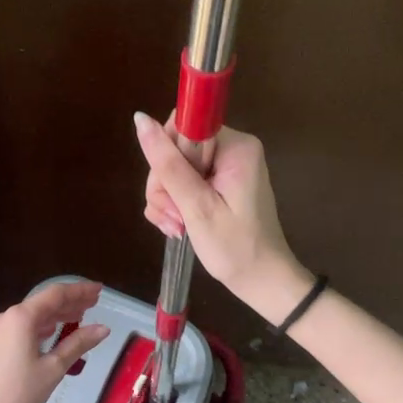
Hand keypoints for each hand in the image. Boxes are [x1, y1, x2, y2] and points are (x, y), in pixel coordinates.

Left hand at [0, 281, 109, 402]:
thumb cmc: (19, 393)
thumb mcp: (53, 368)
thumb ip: (78, 344)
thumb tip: (103, 328)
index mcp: (22, 317)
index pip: (55, 294)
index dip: (79, 290)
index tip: (99, 290)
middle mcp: (7, 317)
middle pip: (43, 302)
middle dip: (70, 301)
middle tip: (95, 302)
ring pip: (32, 315)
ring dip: (56, 314)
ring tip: (80, 316)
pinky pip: (22, 327)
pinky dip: (42, 326)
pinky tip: (53, 332)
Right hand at [134, 111, 309, 318]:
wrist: (261, 282)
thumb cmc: (235, 247)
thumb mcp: (197, 206)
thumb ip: (168, 163)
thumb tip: (140, 119)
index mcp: (235, 146)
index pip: (183, 125)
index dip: (166, 154)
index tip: (172, 188)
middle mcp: (231, 149)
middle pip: (175, 149)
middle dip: (164, 185)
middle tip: (175, 217)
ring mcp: (224, 167)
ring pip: (173, 169)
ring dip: (166, 200)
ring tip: (177, 227)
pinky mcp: (216, 184)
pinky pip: (182, 182)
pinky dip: (174, 205)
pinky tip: (178, 226)